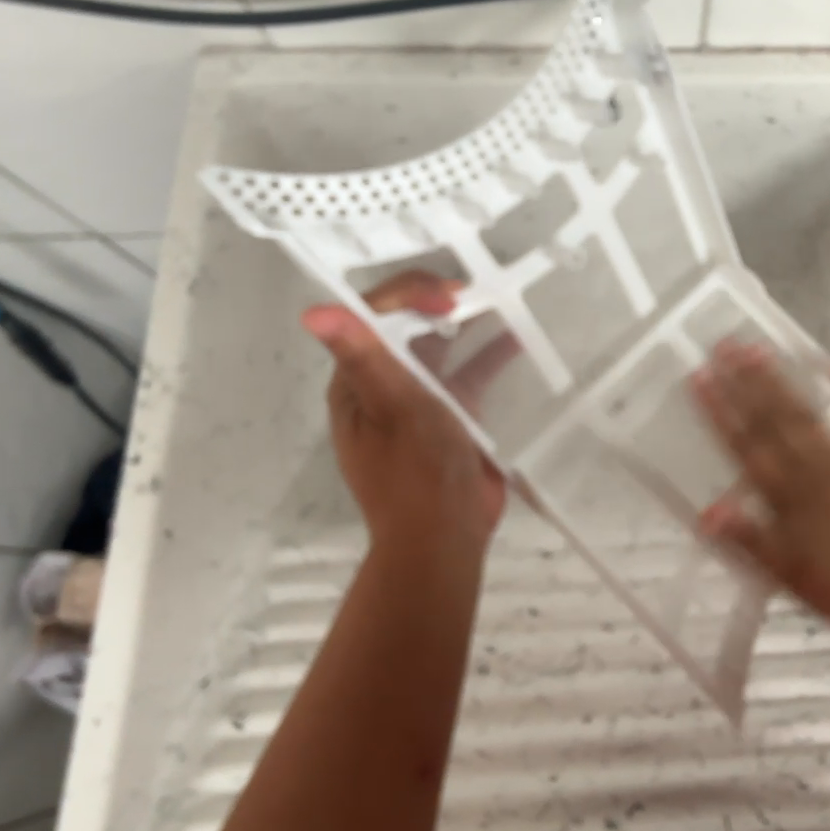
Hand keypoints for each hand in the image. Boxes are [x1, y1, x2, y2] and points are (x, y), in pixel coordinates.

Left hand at [301, 273, 506, 554]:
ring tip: (493, 302)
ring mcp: (422, 401)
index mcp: (358, 382)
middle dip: (433, 302)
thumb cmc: (416, 473)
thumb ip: (364, 356)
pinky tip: (516, 339)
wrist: (445, 537)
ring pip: (439, 348)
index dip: (406, 295)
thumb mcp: (393, 408)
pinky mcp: (455, 417)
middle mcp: (386, 385)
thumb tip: (313, 311)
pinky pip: (471, 374)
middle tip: (471, 293)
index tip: (448, 299)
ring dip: (462, 324)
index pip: (371, 317)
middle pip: (404, 327)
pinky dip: (490, 355)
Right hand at [690, 340, 829, 633]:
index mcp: (786, 493)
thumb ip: (747, 539)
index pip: (744, 444)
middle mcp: (811, 467)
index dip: (719, 410)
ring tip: (760, 349)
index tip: (701, 377)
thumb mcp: (787, 573)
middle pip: (772, 418)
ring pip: (804, 413)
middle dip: (744, 381)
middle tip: (725, 344)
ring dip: (781, 380)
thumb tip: (705, 512)